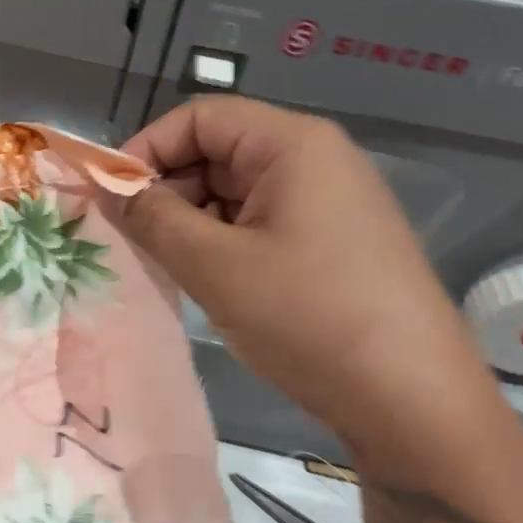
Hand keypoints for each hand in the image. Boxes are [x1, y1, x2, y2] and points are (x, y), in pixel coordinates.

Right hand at [114, 96, 491, 438]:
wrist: (416, 405)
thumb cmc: (310, 319)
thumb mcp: (215, 267)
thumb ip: (152, 218)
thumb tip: (106, 188)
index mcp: (293, 144)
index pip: (199, 117)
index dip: (146, 149)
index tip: (108, 198)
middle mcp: (317, 160)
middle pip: (219, 151)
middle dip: (168, 190)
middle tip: (132, 241)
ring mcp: (332, 203)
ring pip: (237, 193)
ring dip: (194, 222)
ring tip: (168, 269)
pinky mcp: (337, 244)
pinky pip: (263, 224)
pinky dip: (226, 245)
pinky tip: (210, 285)